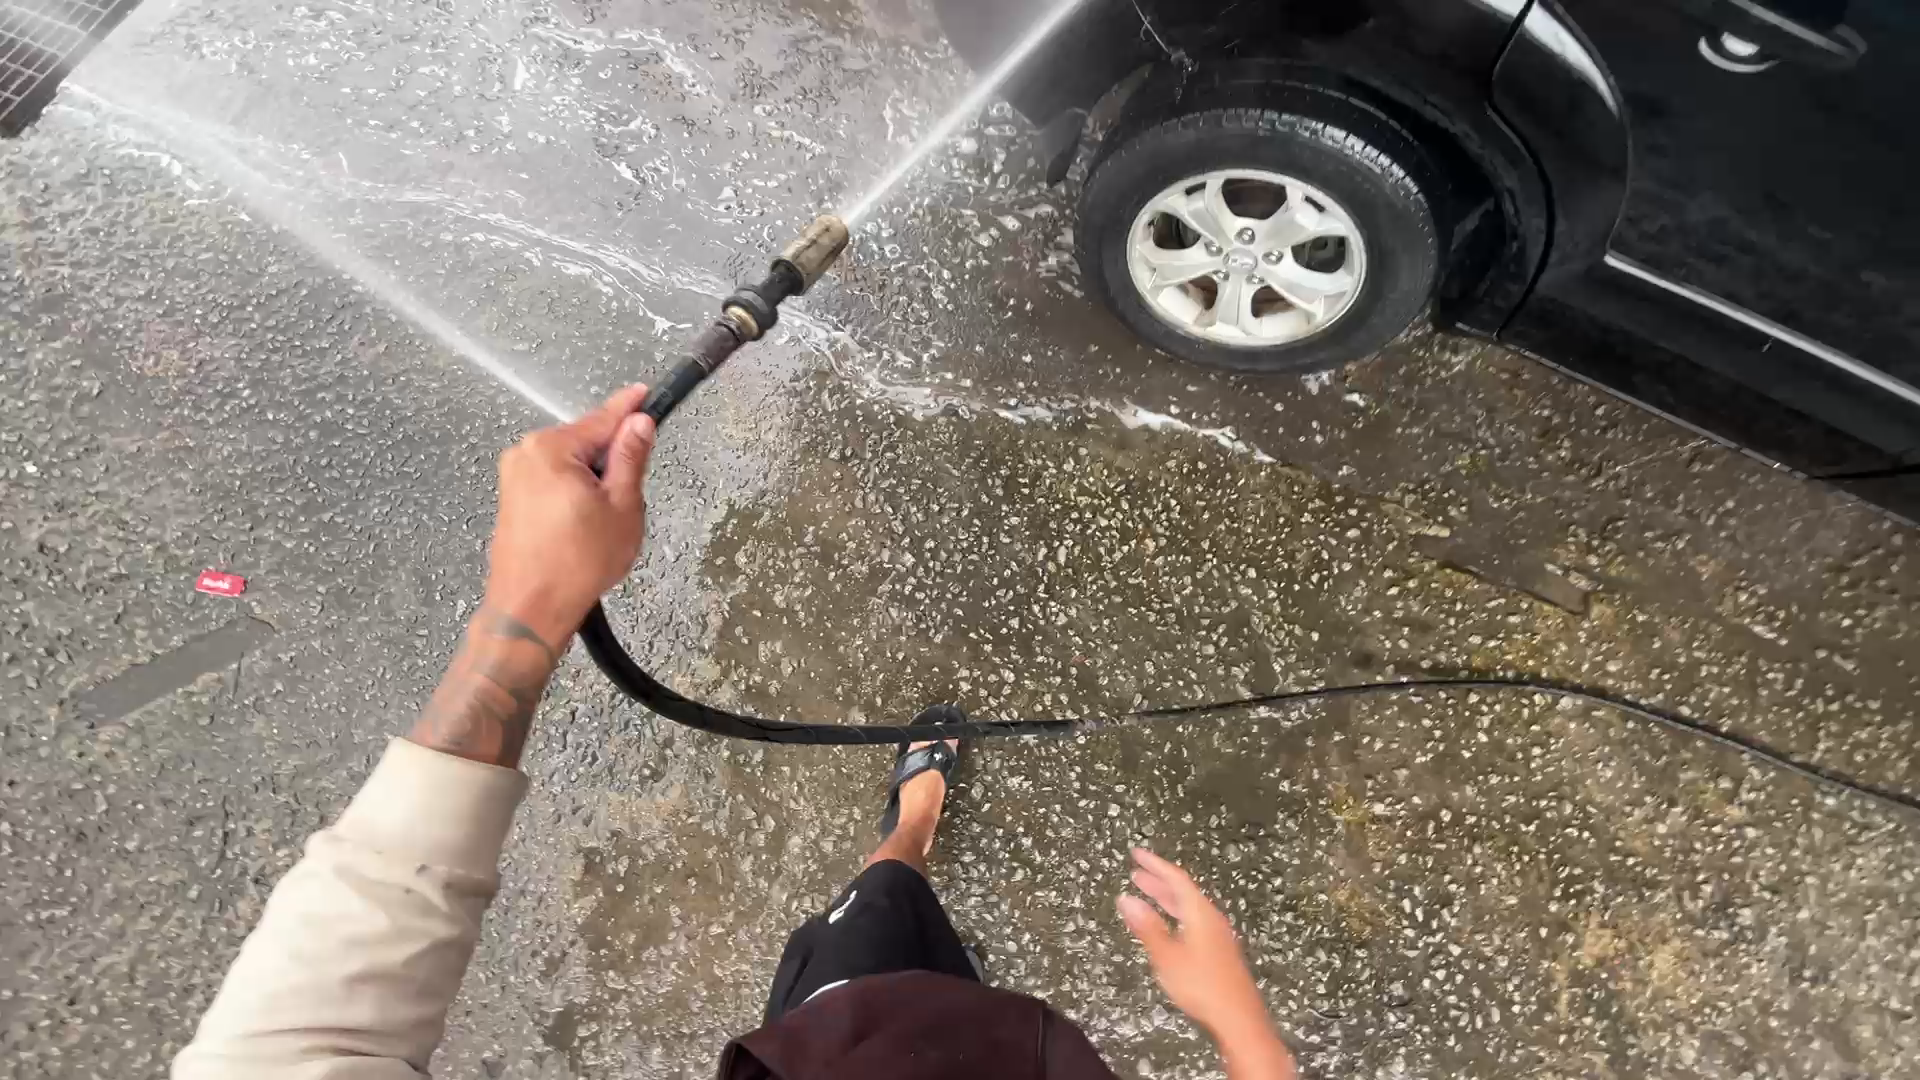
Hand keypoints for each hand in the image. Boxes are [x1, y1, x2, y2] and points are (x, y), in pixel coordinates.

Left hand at [484, 385, 656, 649]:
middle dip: (613, 457)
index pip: (602, 420)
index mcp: (552, 448)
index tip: (646, 391)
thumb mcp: (622, 505)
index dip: (629, 408)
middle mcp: (525, 453)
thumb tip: (639, 422)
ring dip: (596, 478)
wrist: (531, 606)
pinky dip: (577, 490)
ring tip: (611, 516)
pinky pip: (555, 480)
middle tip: (634, 490)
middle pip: (585, 442)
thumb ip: (630, 458)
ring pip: (571, 463)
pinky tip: (589, 521)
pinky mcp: (512, 498)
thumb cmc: (582, 558)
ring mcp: (514, 476)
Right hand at [1119, 849, 1292, 1078]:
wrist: (1240, 1021)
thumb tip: (1126, 898)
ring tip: (1146, 894)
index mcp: (1200, 912)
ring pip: (1189, 907)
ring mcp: (1217, 935)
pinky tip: (1168, 925)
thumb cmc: (1202, 985)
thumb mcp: (1167, 956)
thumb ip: (1147, 926)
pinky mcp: (1220, 951)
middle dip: (1158, 881)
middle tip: (1137, 873)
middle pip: (1183, 891)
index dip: (1155, 864)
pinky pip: (1194, 920)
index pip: (1176, 878)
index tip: (1137, 853)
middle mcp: (1211, 918)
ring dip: (1166, 898)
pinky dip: (1176, 914)